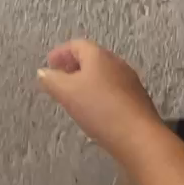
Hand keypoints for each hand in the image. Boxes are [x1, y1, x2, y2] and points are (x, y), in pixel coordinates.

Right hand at [37, 39, 167, 166]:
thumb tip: (43, 72)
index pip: (76, 45)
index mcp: (98, 55)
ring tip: (77, 98)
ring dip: (88, 82)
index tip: (50, 64)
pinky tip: (97, 112)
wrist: (141, 139)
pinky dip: (101, 95)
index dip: (60, 53)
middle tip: (61, 79)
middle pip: (92, 59)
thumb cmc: (100, 109)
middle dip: (74, 67)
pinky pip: (114, 91)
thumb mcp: (67, 93)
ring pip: (104, 75)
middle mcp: (116, 62)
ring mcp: (131, 82)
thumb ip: (52, 80)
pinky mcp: (139, 101)